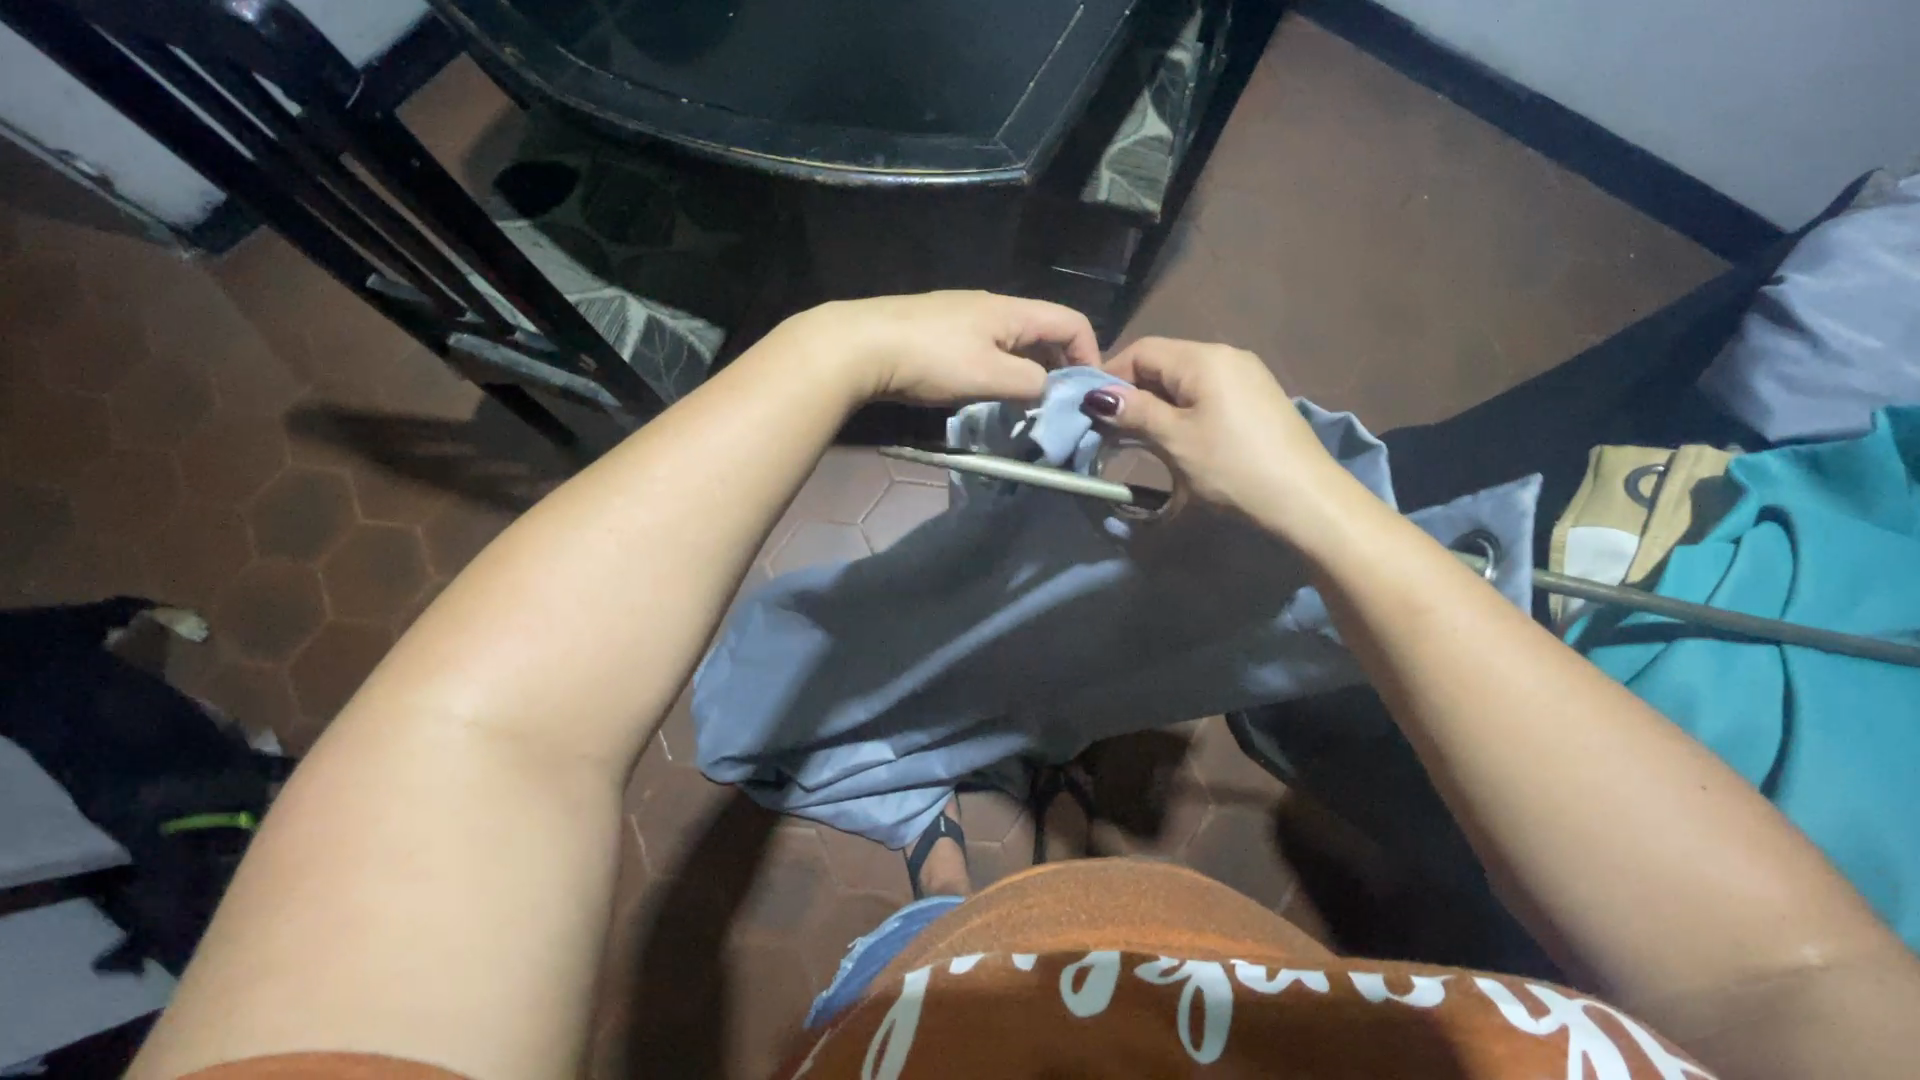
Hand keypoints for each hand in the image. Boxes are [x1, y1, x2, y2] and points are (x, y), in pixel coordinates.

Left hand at [779, 291, 1099, 405]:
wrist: (859, 346)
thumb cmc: (931, 359)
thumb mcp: (990, 375)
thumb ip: (1030, 382)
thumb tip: (1049, 388)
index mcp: (1012, 310)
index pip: (1071, 321)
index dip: (1090, 354)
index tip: (1088, 392)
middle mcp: (992, 306)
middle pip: (1043, 330)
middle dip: (1060, 365)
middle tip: (1060, 404)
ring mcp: (963, 317)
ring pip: (1014, 341)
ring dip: (1029, 370)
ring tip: (1027, 404)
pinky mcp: (940, 332)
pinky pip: (987, 348)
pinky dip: (1001, 369)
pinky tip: (988, 392)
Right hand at [1086, 337, 1368, 543]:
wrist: (1306, 499)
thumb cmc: (1232, 467)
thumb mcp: (1176, 439)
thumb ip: (1135, 411)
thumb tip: (1097, 395)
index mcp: (1203, 357)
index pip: (1142, 350)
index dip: (1110, 376)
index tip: (1089, 411)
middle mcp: (1227, 355)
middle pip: (1164, 362)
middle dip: (1132, 391)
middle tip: (1109, 428)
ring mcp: (1247, 376)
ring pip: (1185, 380)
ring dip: (1157, 403)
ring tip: (1139, 437)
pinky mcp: (1258, 399)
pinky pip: (1208, 393)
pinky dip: (1183, 410)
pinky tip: (1178, 437)